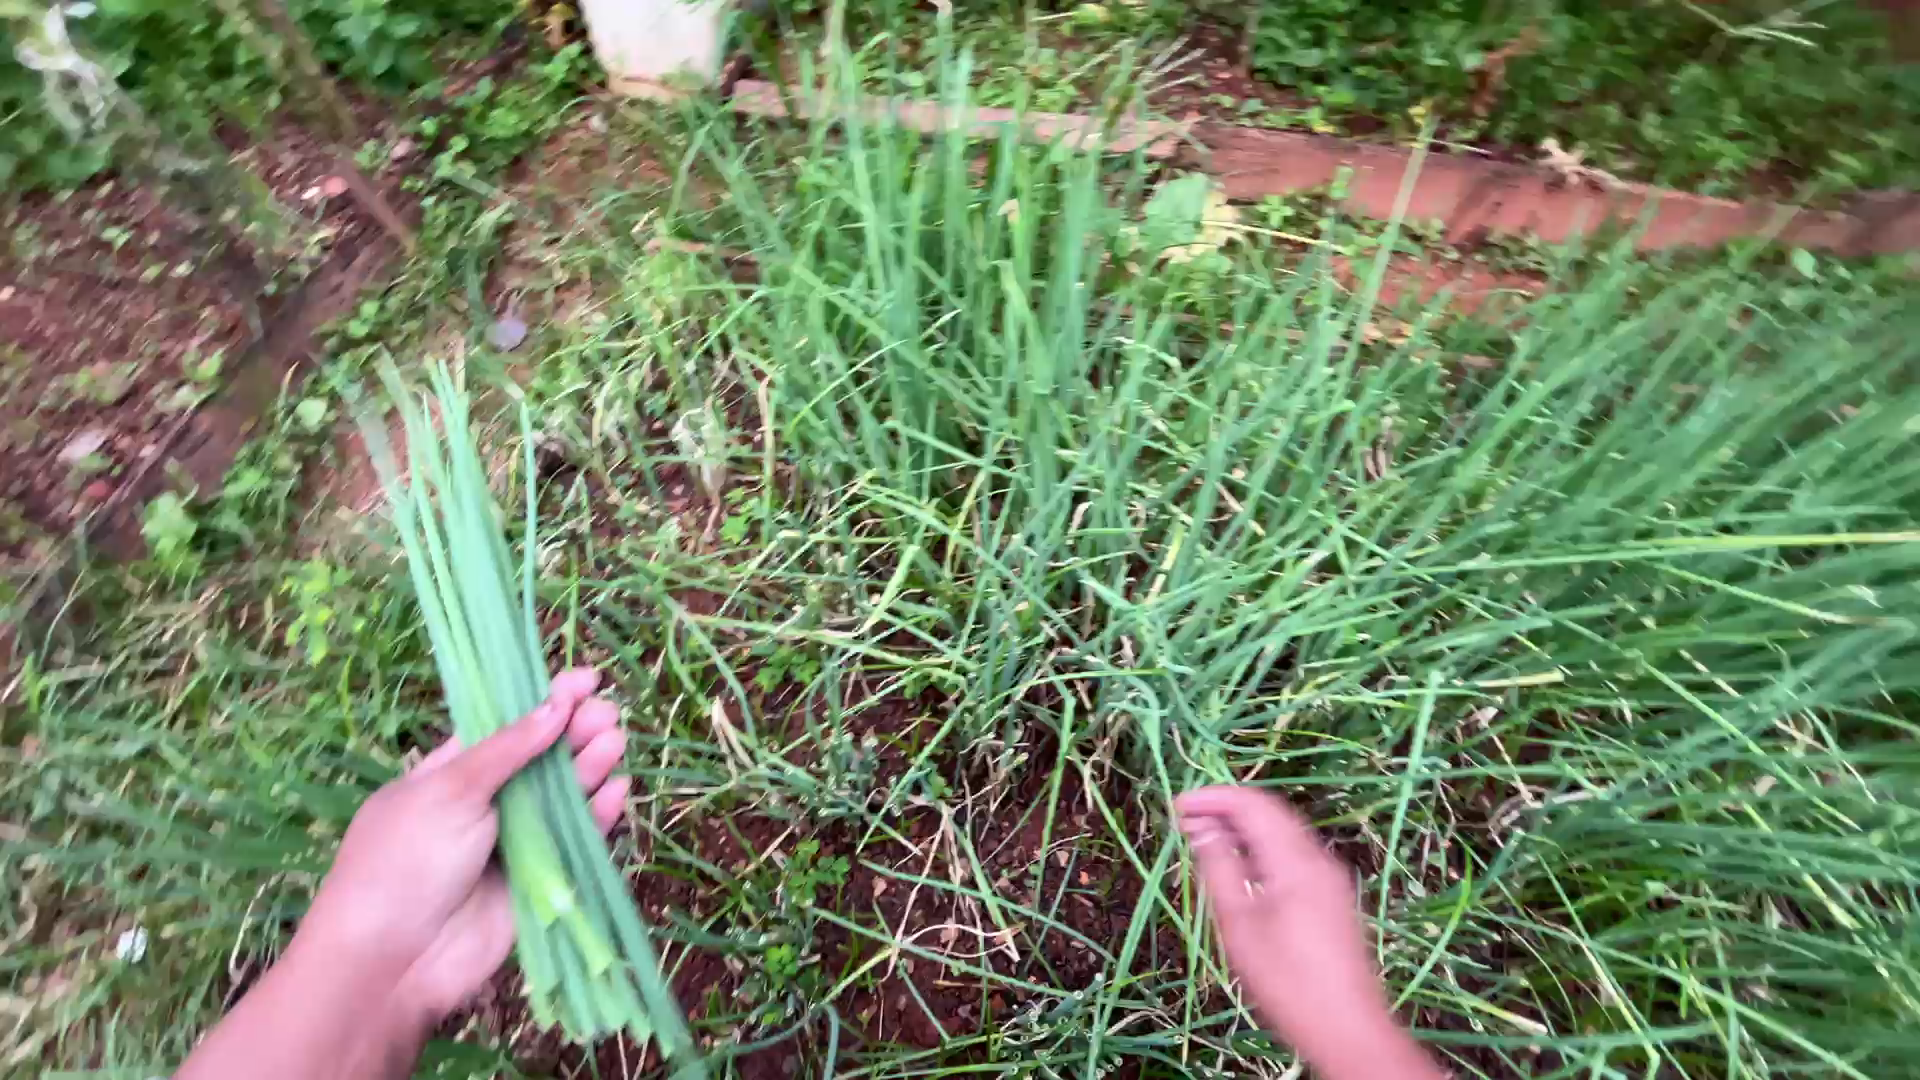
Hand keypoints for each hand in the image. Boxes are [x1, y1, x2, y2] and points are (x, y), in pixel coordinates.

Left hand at [178, 668, 633, 1079]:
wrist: (391, 966)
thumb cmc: (403, 864)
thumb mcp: (448, 790)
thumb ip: (509, 746)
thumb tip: (558, 702)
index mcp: (455, 770)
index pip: (509, 721)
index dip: (548, 697)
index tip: (589, 678)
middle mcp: (491, 797)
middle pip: (546, 752)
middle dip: (578, 727)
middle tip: (606, 713)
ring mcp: (519, 834)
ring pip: (568, 789)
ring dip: (592, 763)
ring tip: (614, 742)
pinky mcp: (545, 870)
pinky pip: (581, 834)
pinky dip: (601, 811)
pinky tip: (617, 790)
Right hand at [1175, 786, 1445, 1079]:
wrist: (1350, 1033)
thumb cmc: (1287, 982)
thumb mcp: (1239, 924)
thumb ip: (1219, 868)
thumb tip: (1201, 828)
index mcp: (1295, 861)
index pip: (1251, 805)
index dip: (1212, 798)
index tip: (1179, 805)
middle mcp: (1316, 858)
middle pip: (1268, 810)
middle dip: (1225, 808)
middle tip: (1187, 819)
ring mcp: (1328, 876)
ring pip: (1280, 828)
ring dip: (1242, 825)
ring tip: (1205, 837)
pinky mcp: (1331, 893)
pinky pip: (1291, 850)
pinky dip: (1260, 844)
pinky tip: (1238, 864)